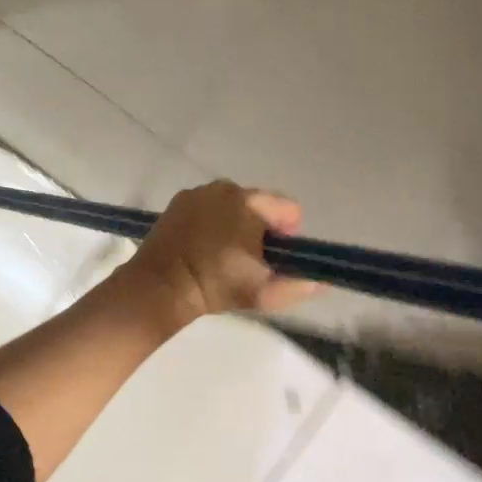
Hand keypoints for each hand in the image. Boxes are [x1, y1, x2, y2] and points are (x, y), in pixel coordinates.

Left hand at [124, 180, 322, 326]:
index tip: (277, 256)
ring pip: (232, 205)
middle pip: (259, 205)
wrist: (161, 286)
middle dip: (261, 228)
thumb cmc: (216, 285)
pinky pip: (206, 207)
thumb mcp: (264, 293)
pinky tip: (203, 245)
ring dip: (235, 224)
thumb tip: (320, 281)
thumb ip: (298, 286)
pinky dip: (210, 222)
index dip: (289, 234)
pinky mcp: (176, 203)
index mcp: (249, 202)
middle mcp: (223, 188)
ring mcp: (196, 193)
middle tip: (250, 258)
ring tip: (225, 253)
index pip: (288, 209)